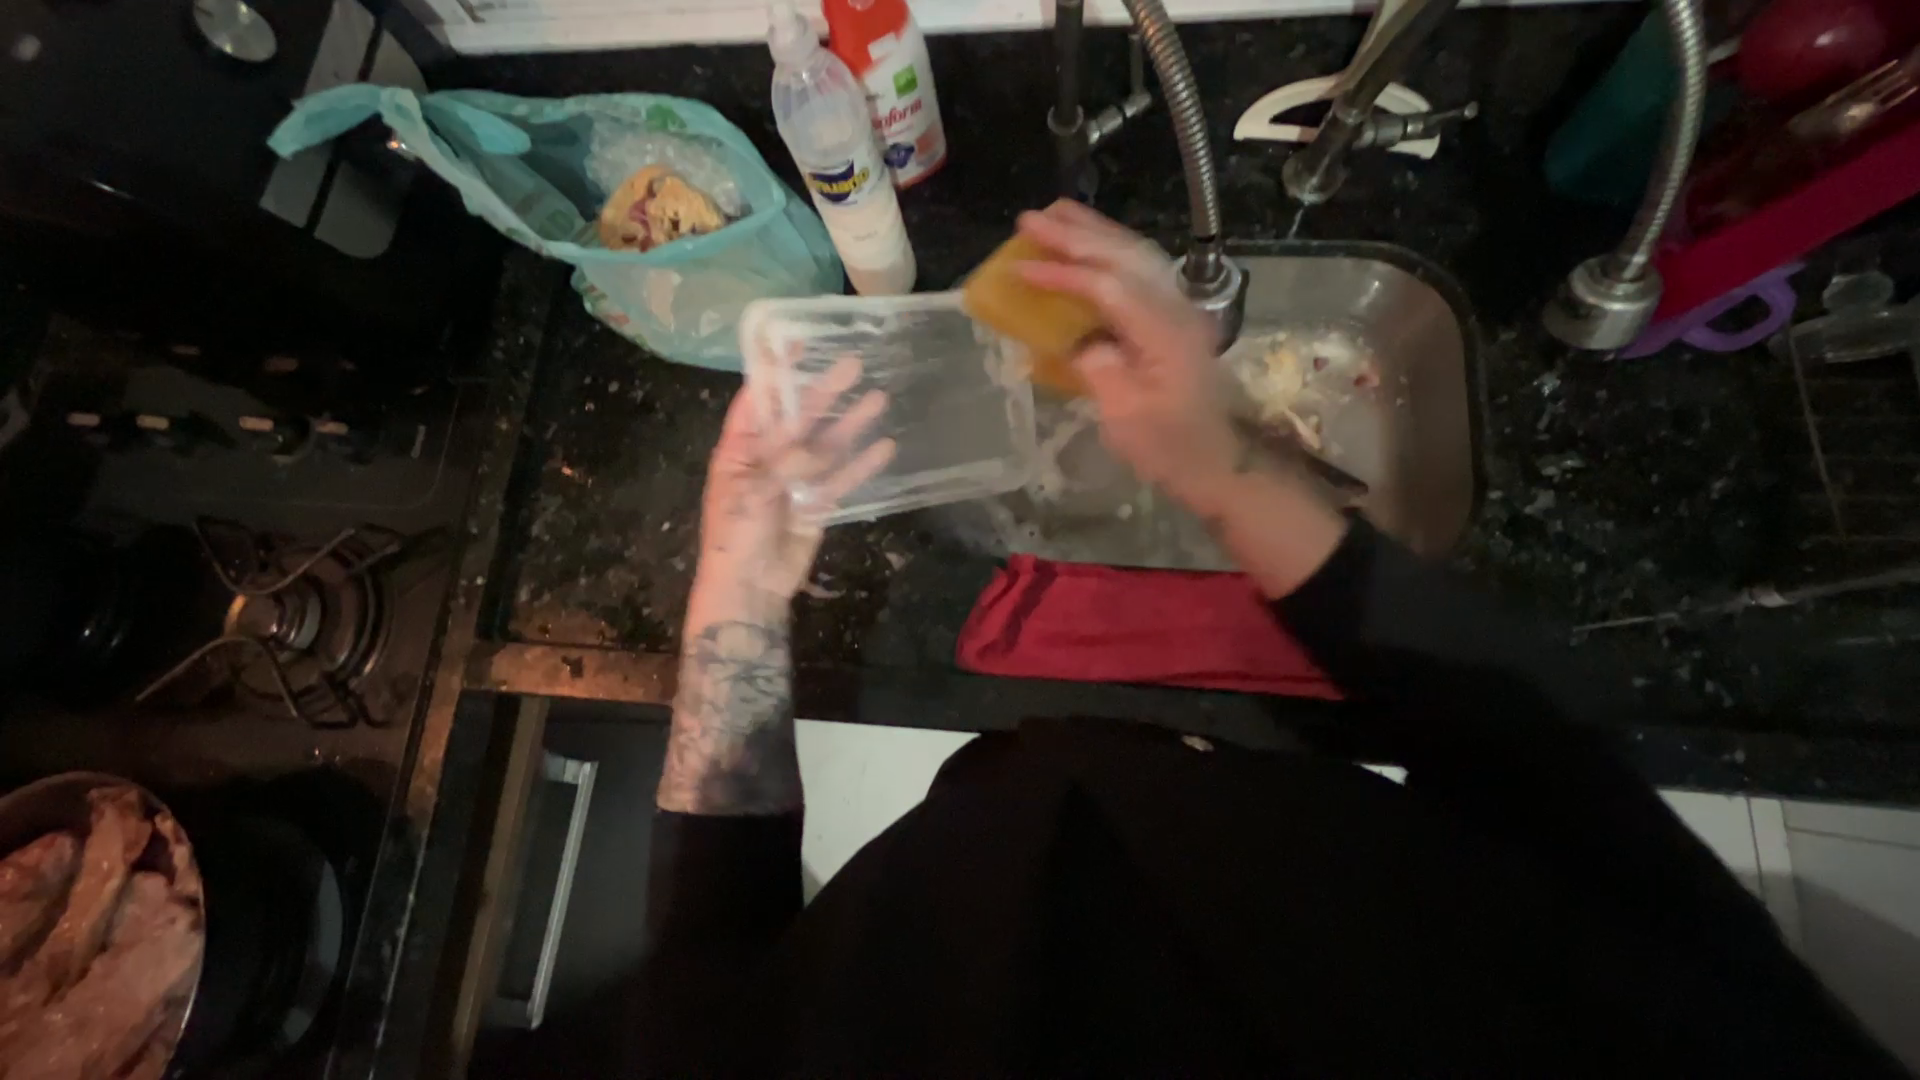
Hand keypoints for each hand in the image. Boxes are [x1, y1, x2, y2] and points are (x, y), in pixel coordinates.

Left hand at [693, 357, 894, 611]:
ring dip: (850, 424)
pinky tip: (884, 448)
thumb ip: (784, 464)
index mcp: (740, 449)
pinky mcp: (817, 504)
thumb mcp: (750, 494)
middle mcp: (769, 458)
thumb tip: (819, 447)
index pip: (759, 401)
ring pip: (827, 446)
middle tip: (853, 365)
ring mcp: (796, 481)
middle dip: (825, 392)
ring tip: (879, 399)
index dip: (777, 372)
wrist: (749, 589)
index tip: (799, 342)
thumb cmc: (735, 538)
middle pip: (800, 418)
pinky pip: (842, 480)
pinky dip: (861, 465)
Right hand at [1014, 200, 1245, 518]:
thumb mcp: (1125, 416)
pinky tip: (1089, 246)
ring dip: (1094, 234)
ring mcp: (1177, 311)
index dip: (1063, 273)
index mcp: (1165, 332)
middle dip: (1076, 235)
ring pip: (1134, 257)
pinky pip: (1137, 274)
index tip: (1021, 266)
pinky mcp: (1171, 321)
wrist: (1215, 463)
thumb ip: (1099, 368)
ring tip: (1056, 214)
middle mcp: (1176, 309)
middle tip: (1031, 218)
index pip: (1108, 287)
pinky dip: (1108, 255)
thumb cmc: (1168, 448)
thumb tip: (1079, 340)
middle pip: (1124, 258)